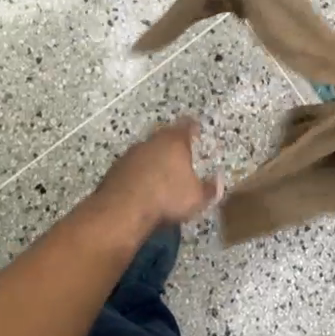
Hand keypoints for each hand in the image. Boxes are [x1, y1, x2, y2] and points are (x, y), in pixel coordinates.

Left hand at [90, 118, 222, 235]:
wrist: (123, 210)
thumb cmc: (166, 198)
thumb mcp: (197, 198)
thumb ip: (210, 188)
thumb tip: (219, 182)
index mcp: (174, 142)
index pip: (186, 126)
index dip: (192, 127)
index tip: (196, 129)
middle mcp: (152, 141)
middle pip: (164, 136)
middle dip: (172, 144)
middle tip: (180, 153)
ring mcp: (131, 154)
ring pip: (147, 150)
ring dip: (154, 158)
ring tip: (161, 173)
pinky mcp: (115, 169)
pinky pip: (133, 166)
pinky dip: (139, 173)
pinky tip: (143, 186)